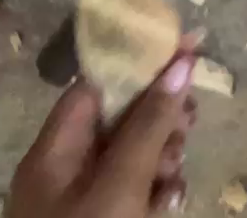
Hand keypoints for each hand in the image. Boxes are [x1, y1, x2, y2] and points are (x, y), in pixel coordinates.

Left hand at [8, 53, 197, 216]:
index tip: (192, 45)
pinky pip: (139, 185)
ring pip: (137, 150)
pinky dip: (160, 186)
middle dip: (163, 114)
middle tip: (190, 121)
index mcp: (54, 150)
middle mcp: (65, 168)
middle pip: (123, 114)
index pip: (99, 82)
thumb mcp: (122, 181)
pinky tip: (170, 201)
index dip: (143, 60)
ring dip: (167, 153)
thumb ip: (152, 121)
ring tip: (174, 173)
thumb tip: (184, 59)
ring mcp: (83, 198)